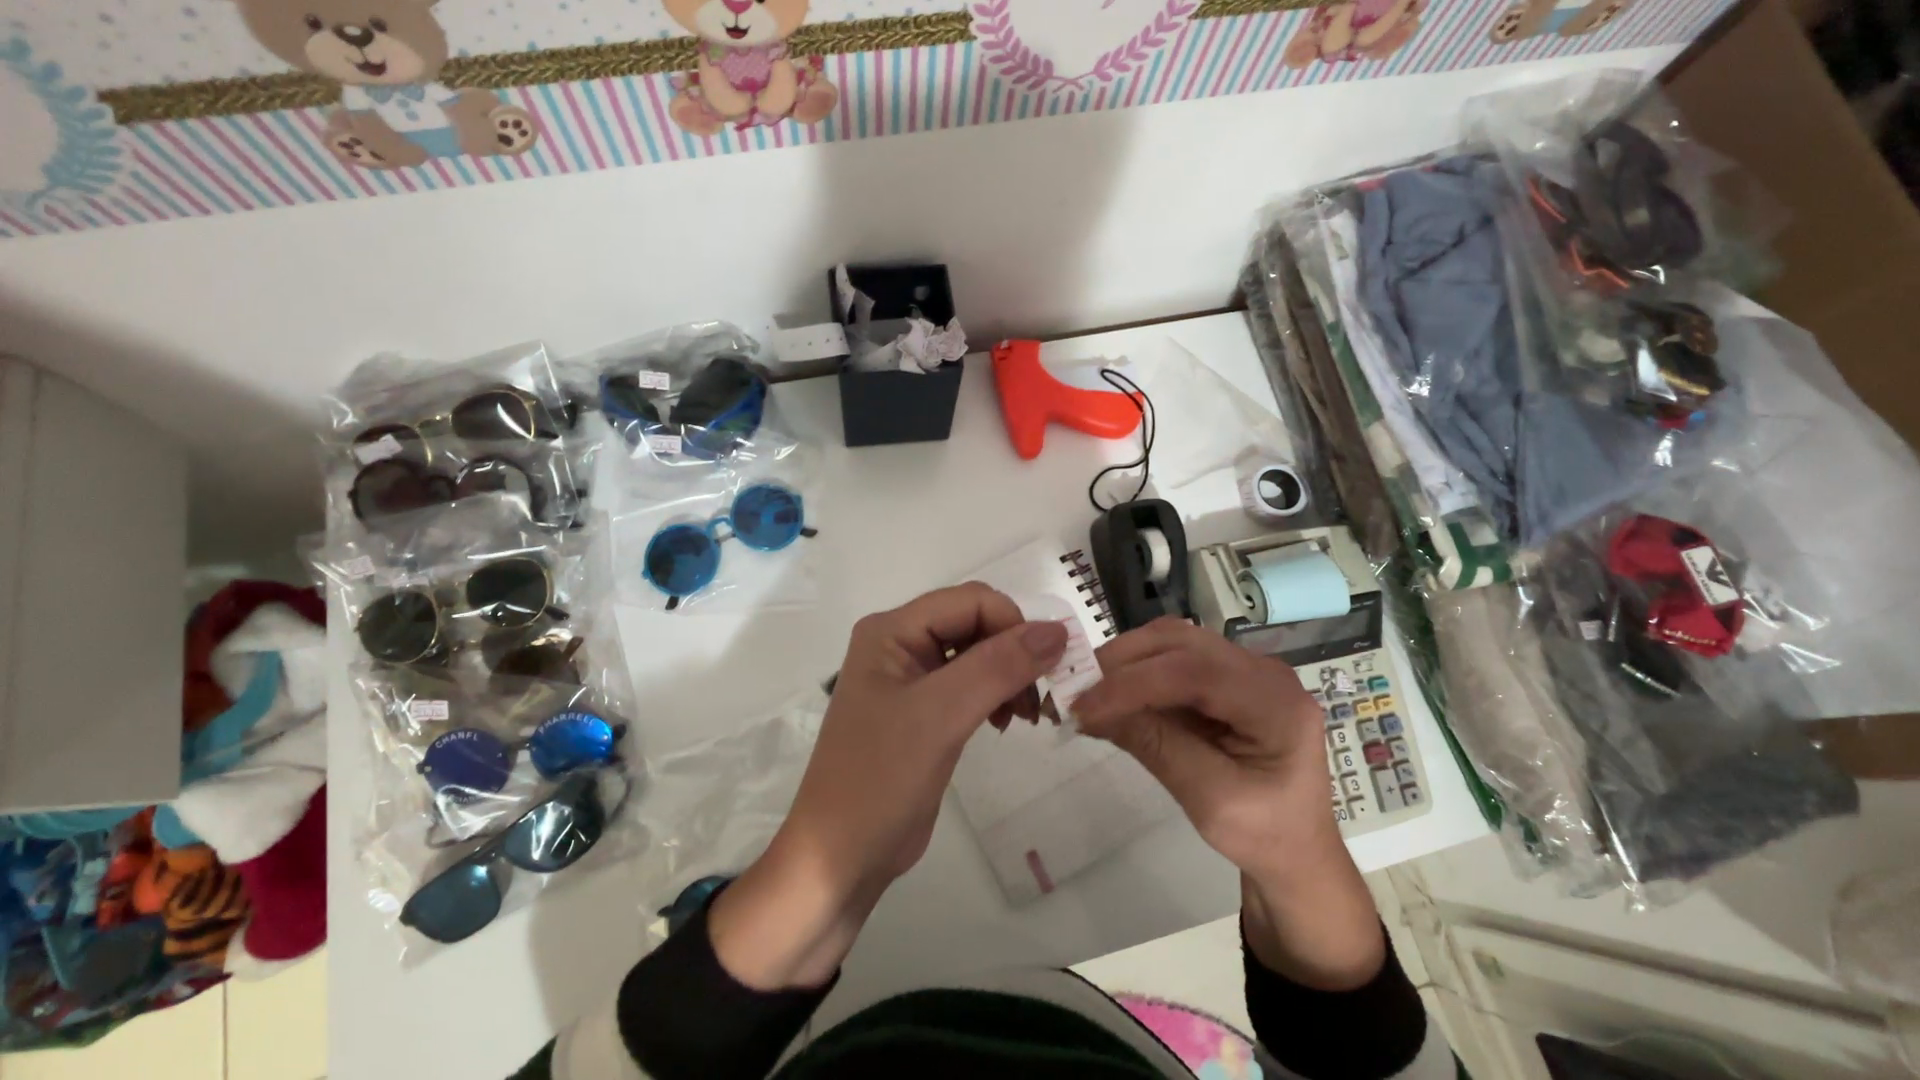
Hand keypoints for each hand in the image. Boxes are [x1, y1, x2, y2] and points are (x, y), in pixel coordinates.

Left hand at [709, 584, 1066, 989]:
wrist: (841, 854)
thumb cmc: (880, 778)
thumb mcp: (941, 715)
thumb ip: (998, 666)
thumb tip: (1058, 630)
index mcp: (891, 631)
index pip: (970, 600)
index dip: (1014, 624)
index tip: (1050, 666)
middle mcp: (899, 645)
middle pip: (976, 623)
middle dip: (1015, 652)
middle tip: (1041, 697)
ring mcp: (910, 680)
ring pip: (978, 655)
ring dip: (1010, 675)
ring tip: (1025, 716)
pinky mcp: (923, 714)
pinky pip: (971, 685)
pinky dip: (996, 696)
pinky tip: (1005, 723)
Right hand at [1073, 617, 1330, 875]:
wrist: (1297, 853)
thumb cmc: (1264, 836)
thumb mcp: (1211, 801)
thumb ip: (1156, 746)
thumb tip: (1090, 710)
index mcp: (1278, 704)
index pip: (1195, 671)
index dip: (1133, 683)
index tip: (1082, 706)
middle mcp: (1265, 672)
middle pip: (1182, 643)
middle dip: (1122, 662)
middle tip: (1071, 691)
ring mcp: (1246, 672)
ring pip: (1174, 644)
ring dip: (1125, 663)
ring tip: (1084, 693)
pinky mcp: (1227, 681)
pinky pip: (1175, 662)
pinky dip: (1137, 674)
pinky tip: (1108, 697)